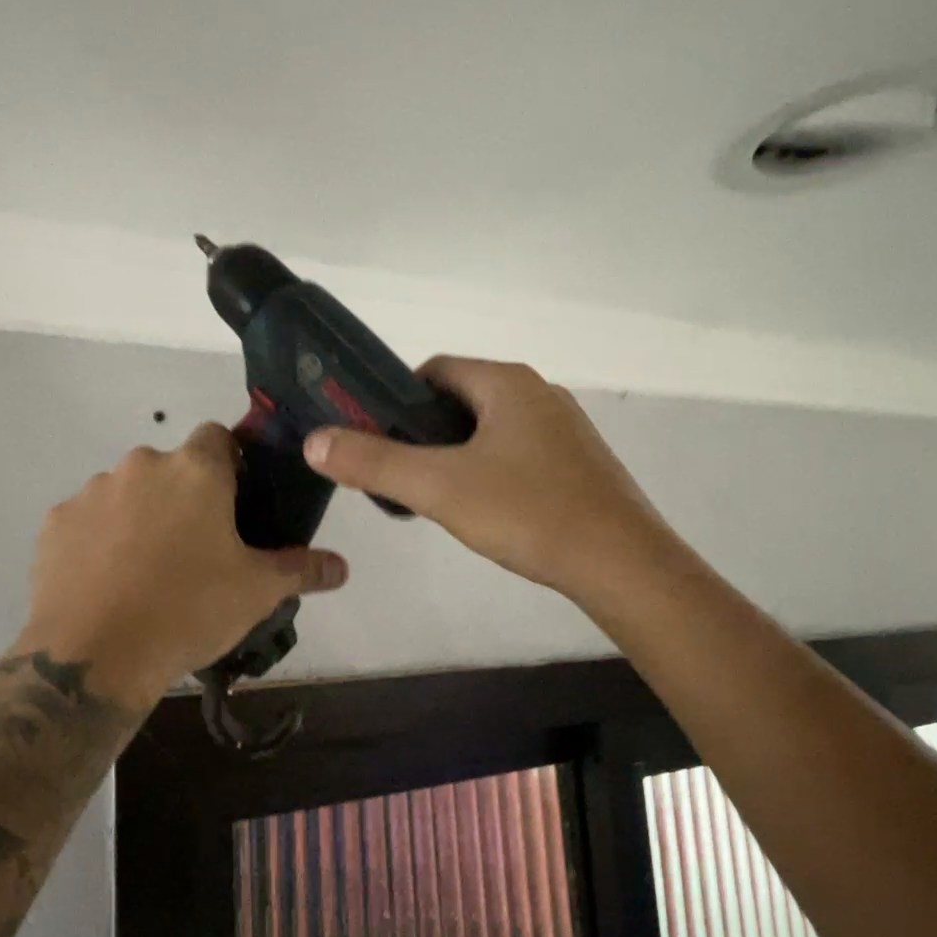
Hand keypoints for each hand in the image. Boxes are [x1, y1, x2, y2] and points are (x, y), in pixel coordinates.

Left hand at [25, 423, 347, 703]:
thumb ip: (301, 569)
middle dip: (184, 498)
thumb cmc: (188, 610)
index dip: (232, 465)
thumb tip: (342, 566)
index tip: (237, 505)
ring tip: (149, 574)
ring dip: (141, 518)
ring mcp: (92, 492)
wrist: (95, 656)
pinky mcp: (56, 524)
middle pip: (171, 468)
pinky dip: (100, 541)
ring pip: (128, 494)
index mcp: (195, 471)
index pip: (218, 437)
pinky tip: (108, 584)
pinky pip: (88, 522)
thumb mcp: (257, 592)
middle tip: (198, 551)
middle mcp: (141, 466)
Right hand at [303, 357, 668, 594]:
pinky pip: (519, 454)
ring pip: (489, 430)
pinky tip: (487, 514)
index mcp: (506, 382)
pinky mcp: (580, 464)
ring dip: (456, 456)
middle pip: (460, 401)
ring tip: (438, 500)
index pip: (432, 371)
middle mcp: (539, 393)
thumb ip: (372, 462)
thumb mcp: (438, 487)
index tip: (375, 441)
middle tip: (401, 478)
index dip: (394, 401)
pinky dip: (491, 473)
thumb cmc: (527, 513)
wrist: (622, 565)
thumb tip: (314, 440)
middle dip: (424, 434)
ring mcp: (565, 429)